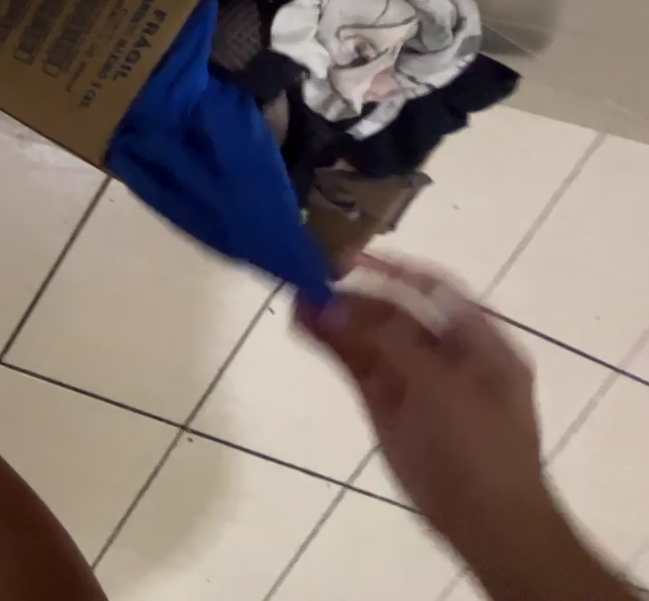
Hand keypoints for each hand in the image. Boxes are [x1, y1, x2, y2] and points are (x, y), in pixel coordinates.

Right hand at [297, 257, 550, 549]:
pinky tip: (299, 324)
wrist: (482, 516)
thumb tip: (326, 302)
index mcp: (477, 343)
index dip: (393, 270)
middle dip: (350, 293)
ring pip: (362, 331)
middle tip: (305, 278)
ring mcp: (407, 372)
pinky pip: (347, 355)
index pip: (434, 290)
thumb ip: (383, 340)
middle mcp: (442, 351)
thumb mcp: (440, 385)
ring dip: (330, 313)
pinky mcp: (378, 392)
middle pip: (390, 308)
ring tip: (292, 297)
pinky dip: (323, 337)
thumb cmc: (479, 444)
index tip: (345, 256)